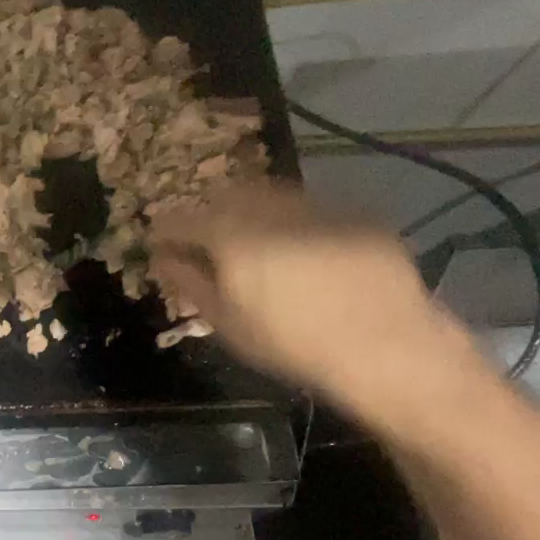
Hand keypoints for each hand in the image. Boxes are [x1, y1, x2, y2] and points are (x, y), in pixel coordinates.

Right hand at [148, 183, 470, 401]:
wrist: (384, 344)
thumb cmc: (288, 343)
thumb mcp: (225, 321)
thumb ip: (190, 282)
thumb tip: (163, 258)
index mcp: (233, 237)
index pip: (182, 220)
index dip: (163, 230)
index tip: (156, 244)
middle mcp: (274, 210)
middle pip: (227, 196)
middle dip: (208, 214)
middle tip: (201, 242)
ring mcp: (320, 208)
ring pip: (270, 196)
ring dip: (250, 212)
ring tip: (248, 243)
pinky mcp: (357, 216)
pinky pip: (310, 209)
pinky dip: (290, 222)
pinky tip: (297, 253)